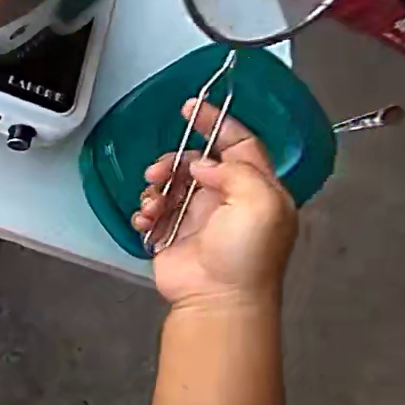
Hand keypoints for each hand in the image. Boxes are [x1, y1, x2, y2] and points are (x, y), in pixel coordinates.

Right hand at [130, 99, 297, 310]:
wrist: (217, 297)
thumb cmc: (246, 254)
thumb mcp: (260, 203)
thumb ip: (236, 172)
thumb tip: (203, 164)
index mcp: (255, 187)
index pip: (238, 143)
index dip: (217, 123)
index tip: (192, 107)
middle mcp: (225, 198)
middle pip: (194, 163)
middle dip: (173, 163)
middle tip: (159, 173)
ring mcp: (195, 217)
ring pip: (168, 185)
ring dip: (155, 190)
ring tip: (153, 207)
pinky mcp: (170, 234)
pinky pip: (151, 212)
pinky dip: (144, 213)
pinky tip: (146, 223)